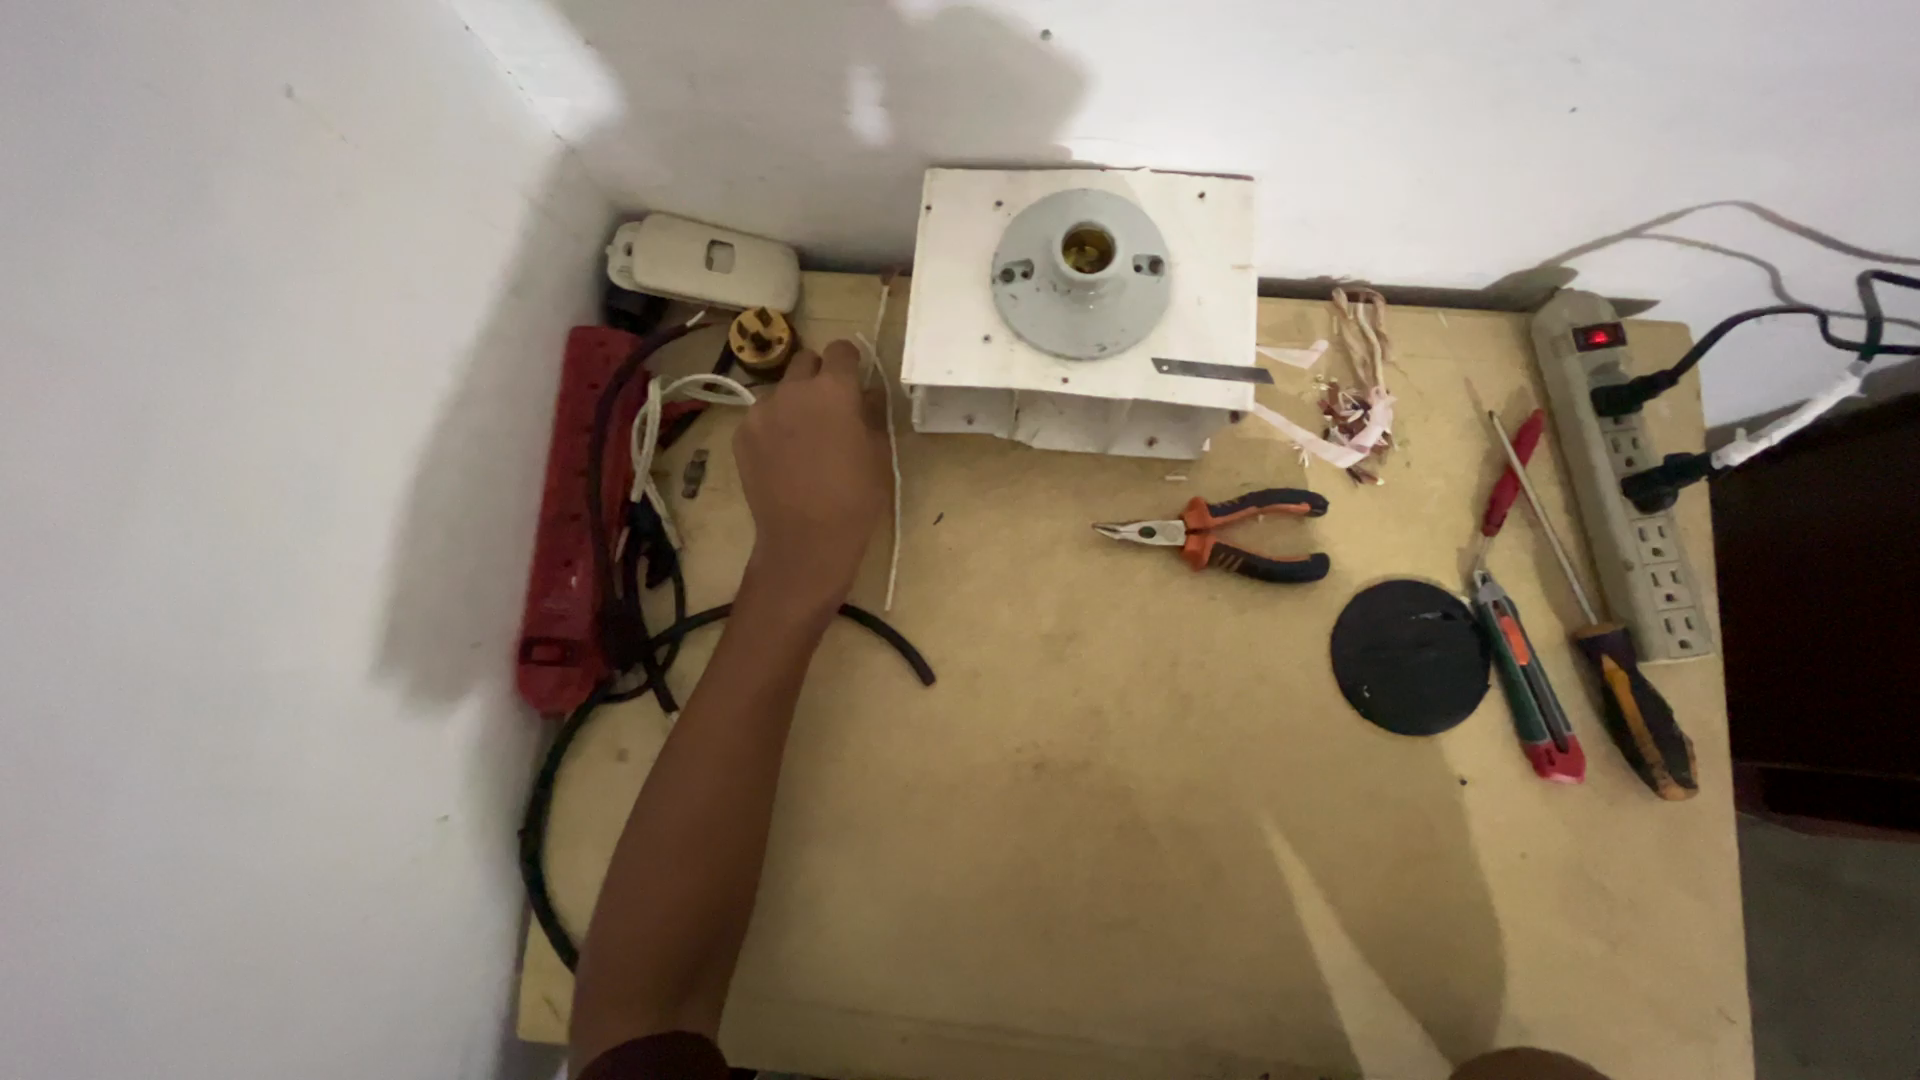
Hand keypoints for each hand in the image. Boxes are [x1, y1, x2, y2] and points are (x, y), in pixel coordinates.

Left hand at [733, 340, 888, 607]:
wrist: (805, 540)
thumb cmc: (854, 498)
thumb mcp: (877, 454)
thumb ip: (870, 414)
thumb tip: (865, 394)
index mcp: (834, 390)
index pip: (840, 351)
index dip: (849, 362)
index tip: (854, 378)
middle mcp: (793, 390)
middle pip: (805, 362)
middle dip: (819, 376)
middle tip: (829, 408)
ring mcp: (761, 411)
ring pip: (781, 391)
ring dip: (794, 403)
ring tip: (802, 438)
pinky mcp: (741, 434)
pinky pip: (761, 417)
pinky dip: (773, 427)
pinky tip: (782, 457)